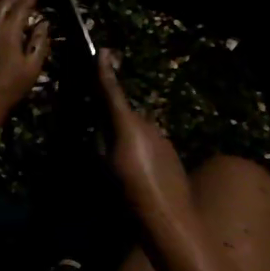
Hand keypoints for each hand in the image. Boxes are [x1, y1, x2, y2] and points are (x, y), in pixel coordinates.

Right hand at [96, 48, 191, 212]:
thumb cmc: (129, 193)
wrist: (169, 219)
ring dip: (127, 138)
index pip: (112, 92)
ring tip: (116, 162)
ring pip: (138, 131)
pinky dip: (140, 151)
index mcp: (128, 125)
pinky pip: (150, 145)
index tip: (102, 51)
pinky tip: (135, 174)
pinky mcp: (171, 156)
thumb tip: (99, 122)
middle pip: (124, 114)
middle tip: (98, 131)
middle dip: (112, 117)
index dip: (105, 72)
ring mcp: (163, 141)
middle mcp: (148, 126)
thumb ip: (101, 139)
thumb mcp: (105, 164)